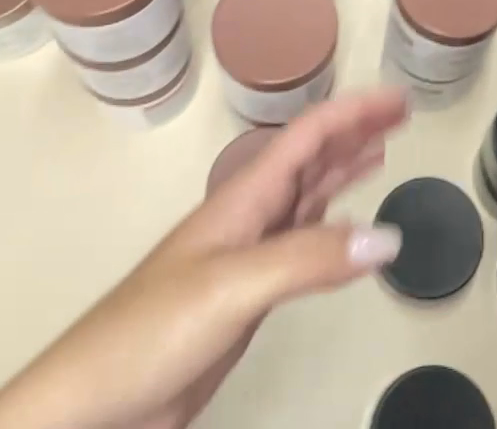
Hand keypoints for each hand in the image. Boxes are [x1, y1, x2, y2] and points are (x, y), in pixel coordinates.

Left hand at [0, 88, 409, 428]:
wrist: (95, 406)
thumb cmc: (151, 332)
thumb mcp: (233, 287)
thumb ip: (309, 258)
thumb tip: (387, 236)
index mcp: (243, 200)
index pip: (306, 138)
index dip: (352, 112)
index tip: (397, 98)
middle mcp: (249, 217)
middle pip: (310, 159)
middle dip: (354, 131)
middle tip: (401, 115)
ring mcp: (249, 256)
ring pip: (308, 196)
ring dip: (344, 169)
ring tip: (383, 149)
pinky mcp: (251, 294)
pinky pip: (304, 243)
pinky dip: (333, 223)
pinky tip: (351, 225)